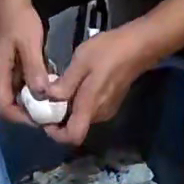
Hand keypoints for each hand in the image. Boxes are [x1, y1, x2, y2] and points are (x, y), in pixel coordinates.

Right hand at [0, 7, 51, 124]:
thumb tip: (42, 95)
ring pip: (16, 98)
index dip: (21, 118)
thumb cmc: (19, 21)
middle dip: (29, 113)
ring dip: (32, 104)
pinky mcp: (11, 69)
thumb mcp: (29, 44)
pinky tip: (48, 89)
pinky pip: (20, 87)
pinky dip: (33, 92)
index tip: (42, 119)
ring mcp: (3, 74)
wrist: (11, 1)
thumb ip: (34, 70)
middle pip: (9, 106)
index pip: (4, 108)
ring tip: (52, 104)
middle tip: (51, 114)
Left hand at [43, 28, 156, 144]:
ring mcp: (106, 110)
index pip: (73, 137)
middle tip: (47, 98)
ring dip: (68, 109)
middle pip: (74, 127)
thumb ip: (65, 83)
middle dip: (58, 118)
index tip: (45, 119)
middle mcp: (99, 115)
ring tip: (60, 88)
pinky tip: (76, 84)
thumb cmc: (110, 51)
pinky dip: (79, 103)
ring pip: (81, 118)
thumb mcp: (81, 61)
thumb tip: (48, 98)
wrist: (139, 46)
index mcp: (90, 107)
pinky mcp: (111, 104)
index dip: (56, 134)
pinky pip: (89, 110)